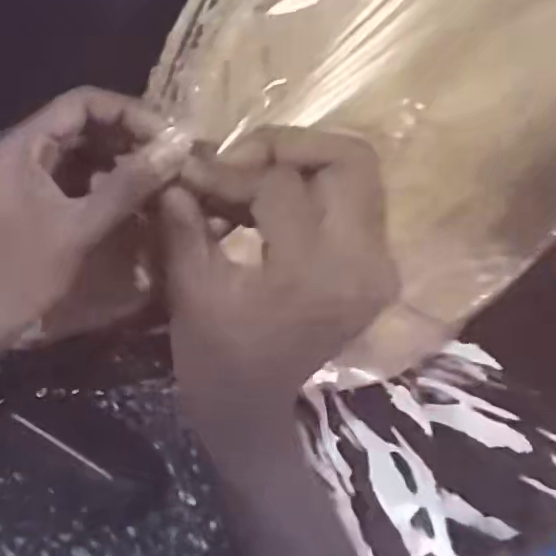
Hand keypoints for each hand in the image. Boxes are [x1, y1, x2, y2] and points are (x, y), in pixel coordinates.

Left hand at [0, 88, 186, 349]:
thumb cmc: (24, 272)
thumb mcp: (81, 227)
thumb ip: (129, 184)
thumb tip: (177, 145)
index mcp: (18, 146)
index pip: (81, 103)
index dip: (129, 113)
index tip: (167, 136)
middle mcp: (13, 150)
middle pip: (77, 124)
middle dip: (124, 137)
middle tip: (169, 155)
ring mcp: (14, 174)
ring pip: (73, 150)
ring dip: (113, 159)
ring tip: (156, 174)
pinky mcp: (20, 196)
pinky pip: (64, 175)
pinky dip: (96, 180)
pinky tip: (128, 194)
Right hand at [156, 126, 399, 398]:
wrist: (252, 408)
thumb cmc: (213, 356)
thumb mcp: (190, 289)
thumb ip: (185, 224)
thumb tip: (178, 174)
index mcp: (312, 272)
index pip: (280, 185)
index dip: (227, 171)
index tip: (189, 173)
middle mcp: (363, 261)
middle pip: (348, 160)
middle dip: (284, 146)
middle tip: (234, 160)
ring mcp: (378, 265)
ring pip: (356, 175)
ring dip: (298, 165)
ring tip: (245, 179)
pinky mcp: (375, 268)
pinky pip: (352, 203)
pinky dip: (308, 190)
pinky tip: (263, 205)